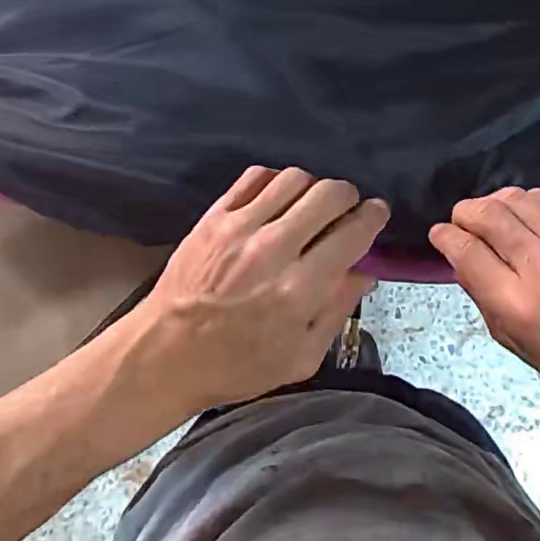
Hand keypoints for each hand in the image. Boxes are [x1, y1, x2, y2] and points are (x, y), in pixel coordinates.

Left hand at [131, 166, 386, 413]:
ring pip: (295, 178)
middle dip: (347, 196)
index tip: (376, 213)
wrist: (163, 356)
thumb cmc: (236, 365)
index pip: (354, 231)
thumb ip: (338, 310)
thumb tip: (366, 270)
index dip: (374, 215)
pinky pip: (256, 176)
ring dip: (312, 187)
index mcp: (300, 290)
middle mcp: (273, 250)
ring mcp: (240, 228)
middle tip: (345, 209)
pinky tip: (277, 199)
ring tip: (309, 205)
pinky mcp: (214, 217)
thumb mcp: (301, 358)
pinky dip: (275, 180)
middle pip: (329, 193)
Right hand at [428, 187, 539, 407]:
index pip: (466, 252)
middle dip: (464, 213)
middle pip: (486, 215)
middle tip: (461, 220)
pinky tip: (523, 214)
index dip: (445, 237)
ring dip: (492, 202)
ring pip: (514, 197)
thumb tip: (463, 257)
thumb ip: (484, 297)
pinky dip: (525, 200)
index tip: (440, 234)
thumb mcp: (517, 344)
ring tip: (489, 214)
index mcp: (520, 306)